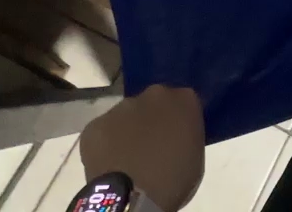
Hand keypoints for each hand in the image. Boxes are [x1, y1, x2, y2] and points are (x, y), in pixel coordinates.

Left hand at [80, 85, 203, 211]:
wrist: (133, 197)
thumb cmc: (173, 181)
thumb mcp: (195, 154)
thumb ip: (185, 135)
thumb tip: (173, 138)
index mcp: (185, 99)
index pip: (182, 103)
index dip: (175, 121)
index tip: (172, 139)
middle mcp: (155, 94)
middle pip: (153, 103)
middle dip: (150, 120)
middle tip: (148, 147)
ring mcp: (123, 107)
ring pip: (126, 116)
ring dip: (126, 131)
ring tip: (125, 158)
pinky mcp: (96, 125)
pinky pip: (102, 132)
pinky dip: (104, 144)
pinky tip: (108, 164)